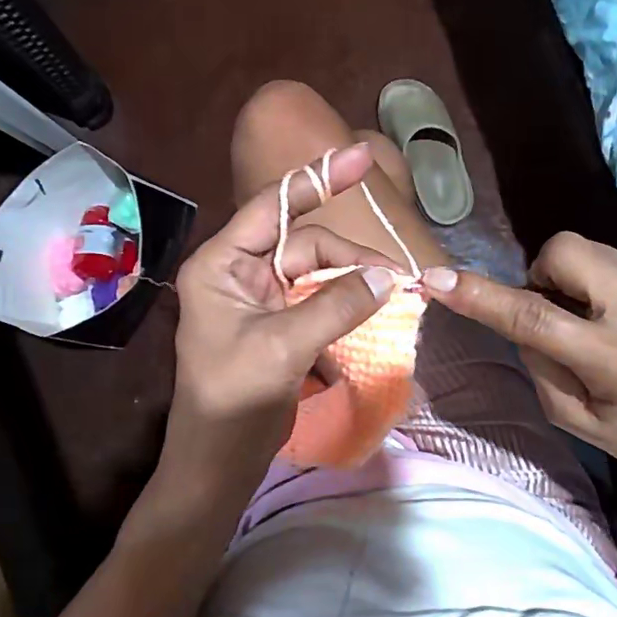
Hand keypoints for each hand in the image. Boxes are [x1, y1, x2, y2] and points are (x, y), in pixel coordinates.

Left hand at [168, 143, 401, 468]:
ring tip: (393, 294)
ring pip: (315, 271)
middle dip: (349, 255)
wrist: (219, 460)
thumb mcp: (282, 348)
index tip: (363, 155)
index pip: (274, 206)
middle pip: (303, 242)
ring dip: (352, 280)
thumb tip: (387, 278)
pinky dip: (345, 301)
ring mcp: (259, 298)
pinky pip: (317, 298)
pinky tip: (372, 306)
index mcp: (222, 264)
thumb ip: (335, 306)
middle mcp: (239, 272)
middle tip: (397, 279)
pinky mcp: (278, 324)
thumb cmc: (234, 401)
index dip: (318, 177)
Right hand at [422, 233, 616, 522]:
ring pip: (589, 249)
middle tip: (558, 314)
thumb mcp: (566, 412)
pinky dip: (605, 282)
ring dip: (576, 280)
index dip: (482, 296)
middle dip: (544, 275)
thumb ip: (535, 354)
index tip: (438, 279)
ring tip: (598, 319)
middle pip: (565, 251)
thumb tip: (512, 301)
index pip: (535, 318)